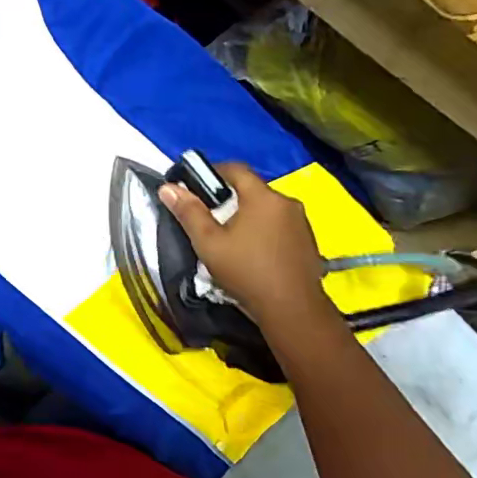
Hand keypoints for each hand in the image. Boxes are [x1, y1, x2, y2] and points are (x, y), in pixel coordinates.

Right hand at [158, 161, 332, 325]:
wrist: (291, 308)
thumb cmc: (246, 272)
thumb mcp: (209, 244)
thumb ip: (189, 213)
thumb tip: (168, 188)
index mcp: (262, 197)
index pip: (236, 169)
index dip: (213, 171)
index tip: (195, 186)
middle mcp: (286, 202)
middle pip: (252, 190)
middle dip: (229, 199)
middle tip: (209, 221)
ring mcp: (302, 222)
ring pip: (267, 210)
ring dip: (248, 217)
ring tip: (231, 241)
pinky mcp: (308, 241)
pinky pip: (281, 227)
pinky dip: (265, 232)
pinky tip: (254, 255)